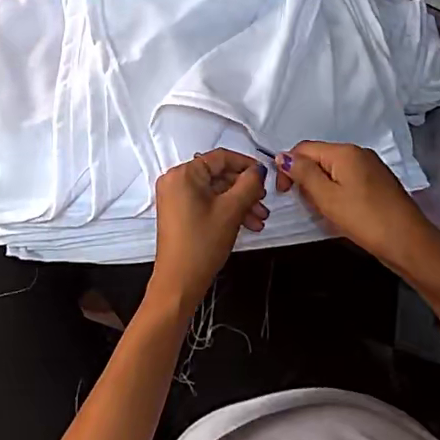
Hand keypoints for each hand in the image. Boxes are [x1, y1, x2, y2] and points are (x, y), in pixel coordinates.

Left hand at [151, 149, 267, 309]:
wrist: (180, 281)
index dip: (245, 164)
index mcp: (183, 174)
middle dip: (244, 189)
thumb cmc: (200, 246)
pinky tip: (246, 224)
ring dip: (239, 202)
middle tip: (262, 201)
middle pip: (218, 175)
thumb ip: (248, 185)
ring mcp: (176, 197)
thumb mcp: (231, 210)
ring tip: (258, 218)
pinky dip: (226, 210)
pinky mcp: (179, 212)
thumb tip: (257, 171)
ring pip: (215, 191)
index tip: (263, 173)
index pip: (220, 157)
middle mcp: (175, 181)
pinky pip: (207, 202)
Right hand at [276, 141, 439, 272]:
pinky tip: (341, 211)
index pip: (303, 149)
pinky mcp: (378, 182)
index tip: (283, 193)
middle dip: (305, 178)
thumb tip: (282, 156)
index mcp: (344, 152)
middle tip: (307, 205)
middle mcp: (358, 152)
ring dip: (320, 187)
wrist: (410, 243)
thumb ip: (303, 173)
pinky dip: (337, 192)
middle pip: (318, 158)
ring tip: (324, 211)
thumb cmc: (364, 219)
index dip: (288, 167)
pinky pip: (348, 179)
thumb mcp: (327, 197)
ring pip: (332, 170)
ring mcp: (371, 167)